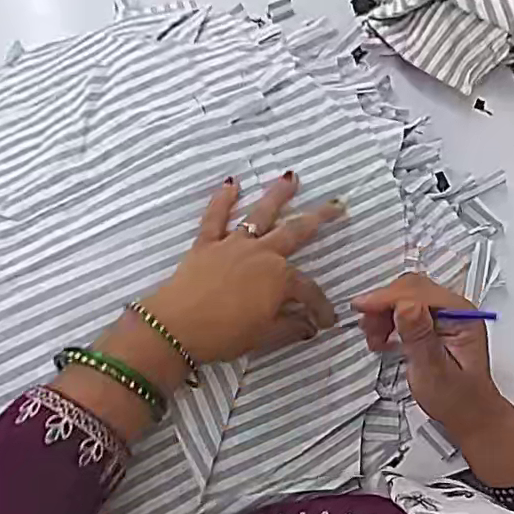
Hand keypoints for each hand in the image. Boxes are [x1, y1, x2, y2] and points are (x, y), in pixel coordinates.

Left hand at [53, 173, 343, 442]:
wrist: (177, 328)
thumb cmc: (225, 335)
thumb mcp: (265, 336)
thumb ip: (291, 326)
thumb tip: (310, 325)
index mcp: (280, 278)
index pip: (308, 290)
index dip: (320, 306)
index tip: (327, 321)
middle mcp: (262, 254)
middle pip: (295, 232)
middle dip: (318, 219)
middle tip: (336, 205)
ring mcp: (233, 245)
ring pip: (260, 215)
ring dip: (278, 195)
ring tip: (290, 177)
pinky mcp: (206, 244)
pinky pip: (215, 217)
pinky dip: (222, 199)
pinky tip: (230, 183)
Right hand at [351, 273, 508, 439]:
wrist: (469, 414)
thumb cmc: (457, 399)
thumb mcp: (433, 371)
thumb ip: (419, 336)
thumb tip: (405, 306)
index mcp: (460, 315)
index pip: (417, 293)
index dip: (386, 298)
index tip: (362, 308)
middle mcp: (454, 309)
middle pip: (410, 289)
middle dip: (383, 305)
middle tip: (367, 328)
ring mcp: (444, 314)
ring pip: (405, 297)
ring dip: (384, 313)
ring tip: (375, 338)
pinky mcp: (433, 322)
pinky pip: (406, 309)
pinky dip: (389, 319)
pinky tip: (382, 337)